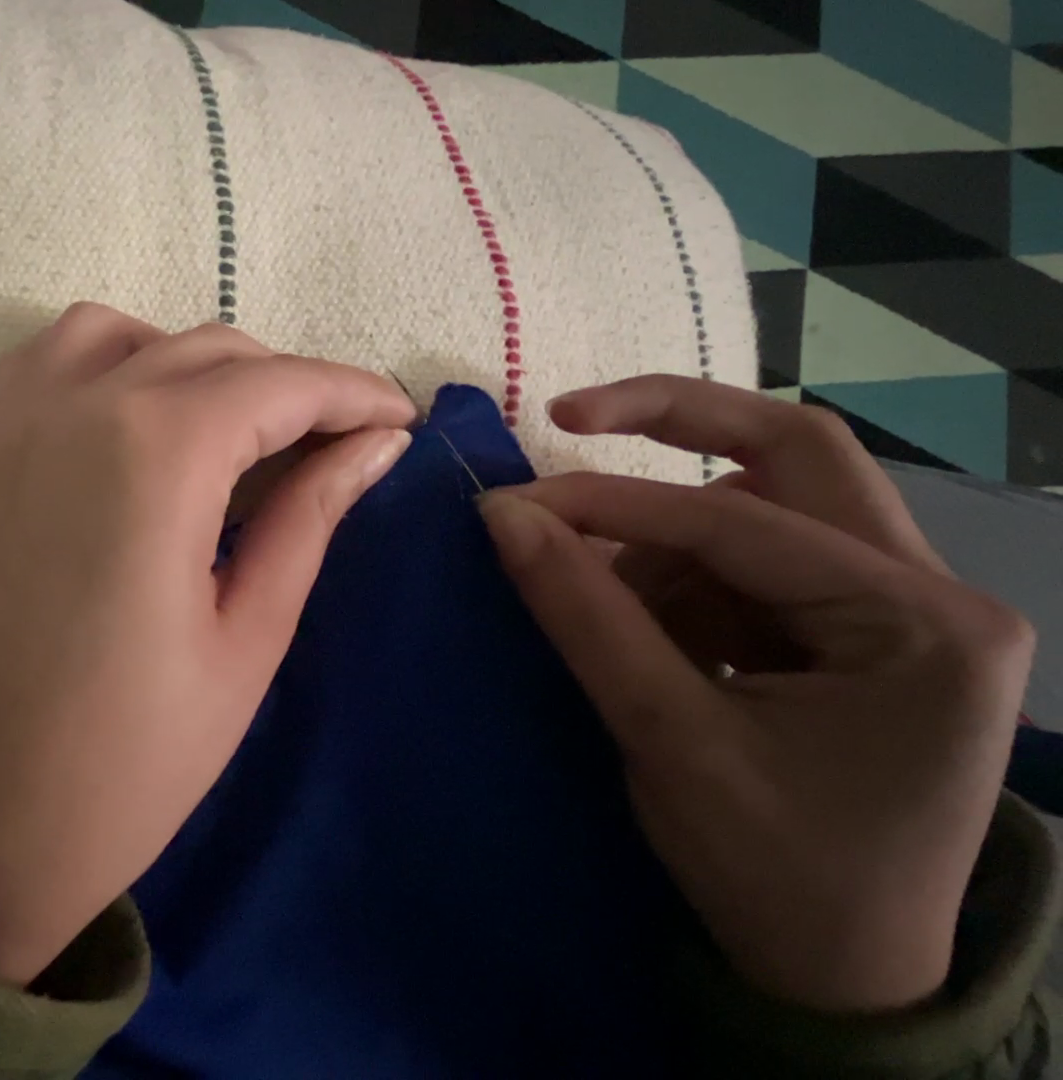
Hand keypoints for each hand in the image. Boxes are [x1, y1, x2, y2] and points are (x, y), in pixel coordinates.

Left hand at [0, 303, 415, 984]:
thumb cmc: (134, 754)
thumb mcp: (248, 636)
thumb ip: (310, 518)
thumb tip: (376, 444)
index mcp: (155, 453)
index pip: (277, 384)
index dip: (349, 393)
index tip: (395, 418)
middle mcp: (73, 406)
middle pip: (206, 352)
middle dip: (283, 386)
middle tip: (329, 445)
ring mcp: (7, 424)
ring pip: (119, 336)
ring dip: (188, 364)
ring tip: (229, 432)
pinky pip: (43, 363)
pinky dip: (103, 366)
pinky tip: (132, 423)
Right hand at [482, 376, 1035, 1012]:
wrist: (842, 974)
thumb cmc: (770, 867)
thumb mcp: (666, 738)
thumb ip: (584, 615)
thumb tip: (501, 516)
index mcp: (920, 625)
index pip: (738, 522)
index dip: (609, 504)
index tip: (508, 505)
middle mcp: (929, 593)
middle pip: (797, 454)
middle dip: (674, 423)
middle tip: (569, 415)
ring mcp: (895, 609)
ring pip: (766, 505)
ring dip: (663, 528)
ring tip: (589, 586)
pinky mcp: (849, 632)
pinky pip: (749, 562)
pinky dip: (676, 572)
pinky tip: (634, 621)